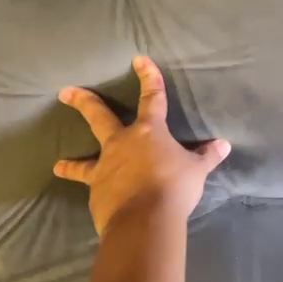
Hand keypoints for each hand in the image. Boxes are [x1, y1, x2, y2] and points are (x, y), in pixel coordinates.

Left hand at [54, 57, 229, 235]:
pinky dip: (94, 192)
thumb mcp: (197, 170)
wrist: (144, 221)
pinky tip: (98, 200)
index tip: (139, 60)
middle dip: (83, 102)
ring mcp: (104, 169)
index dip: (148, 78)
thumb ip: (207, 157)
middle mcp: (121, 144)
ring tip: (58, 164)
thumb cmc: (174, 187)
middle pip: (99, 117)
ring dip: (71, 163)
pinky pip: (92, 190)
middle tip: (65, 92)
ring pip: (84, 162)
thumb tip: (224, 145)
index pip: (152, 98)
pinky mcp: (96, 194)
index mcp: (149, 132)